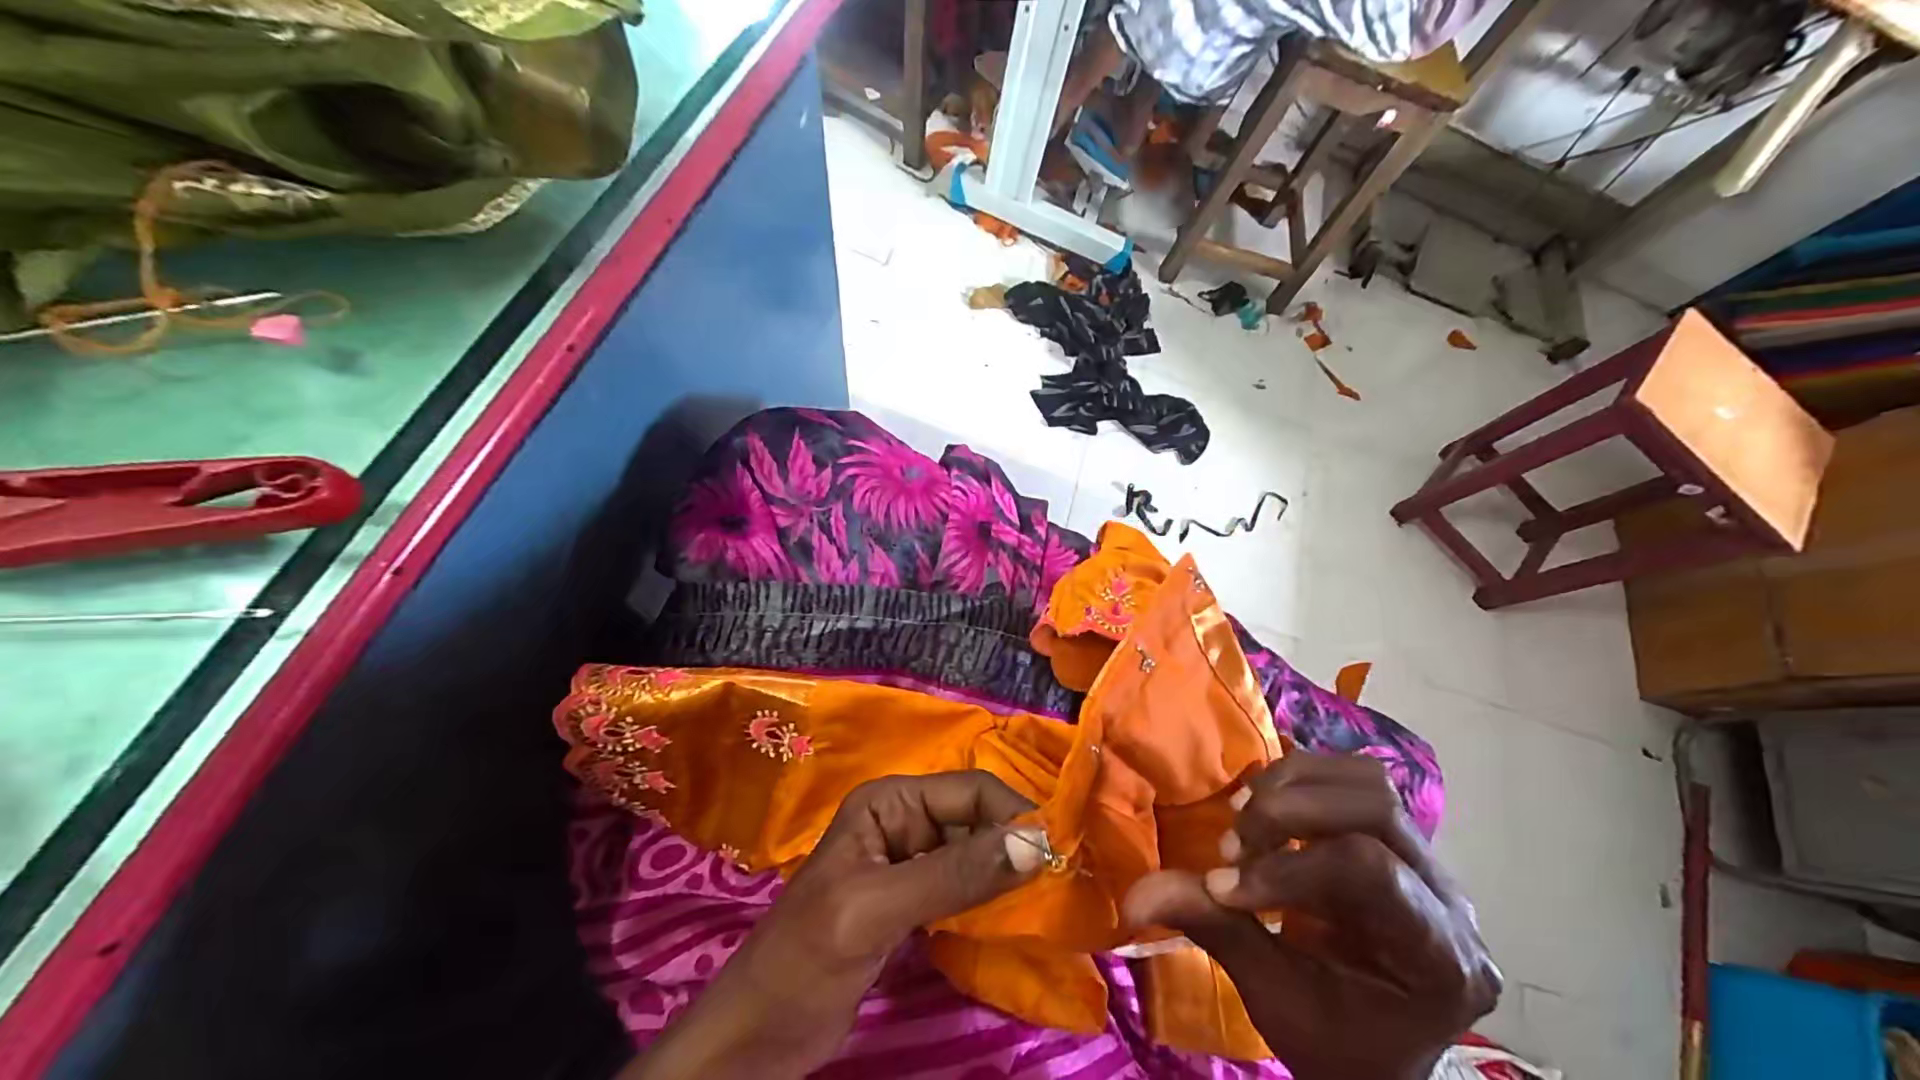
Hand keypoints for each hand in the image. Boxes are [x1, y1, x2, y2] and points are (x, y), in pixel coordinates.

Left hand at [622, 771, 1045, 1079]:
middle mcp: (904, 820)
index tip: (1061, 858)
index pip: (971, 791)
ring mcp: (911, 863)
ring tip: (1051, 907)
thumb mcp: (877, 910)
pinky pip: (966, 891)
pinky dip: (992, 905)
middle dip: (1017, 848)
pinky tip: (1017, 924)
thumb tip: (1037, 841)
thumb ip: (954, 875)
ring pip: (977, 856)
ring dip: (1010, 879)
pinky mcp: (915, 904)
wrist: (758, 1034)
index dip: (1015, 816)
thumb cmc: (806, 957)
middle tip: (1064, 889)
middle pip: (978, 821)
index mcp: (889, 801)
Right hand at [1123, 753, 1500, 1079]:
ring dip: (1292, 786)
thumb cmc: (1334, 1043)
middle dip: (1287, 813)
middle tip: (1231, 845)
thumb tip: (1133, 895)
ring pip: (1366, 781)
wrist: (1376, 1058)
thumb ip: (1215, 931)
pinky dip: (1300, 782)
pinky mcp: (1399, 841)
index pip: (1367, 870)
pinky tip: (1266, 812)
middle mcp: (1450, 898)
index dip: (1285, 866)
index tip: (1220, 887)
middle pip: (1372, 806)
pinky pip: (1354, 782)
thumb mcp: (1273, 998)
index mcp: (1440, 957)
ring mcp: (1431, 863)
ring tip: (1246, 820)